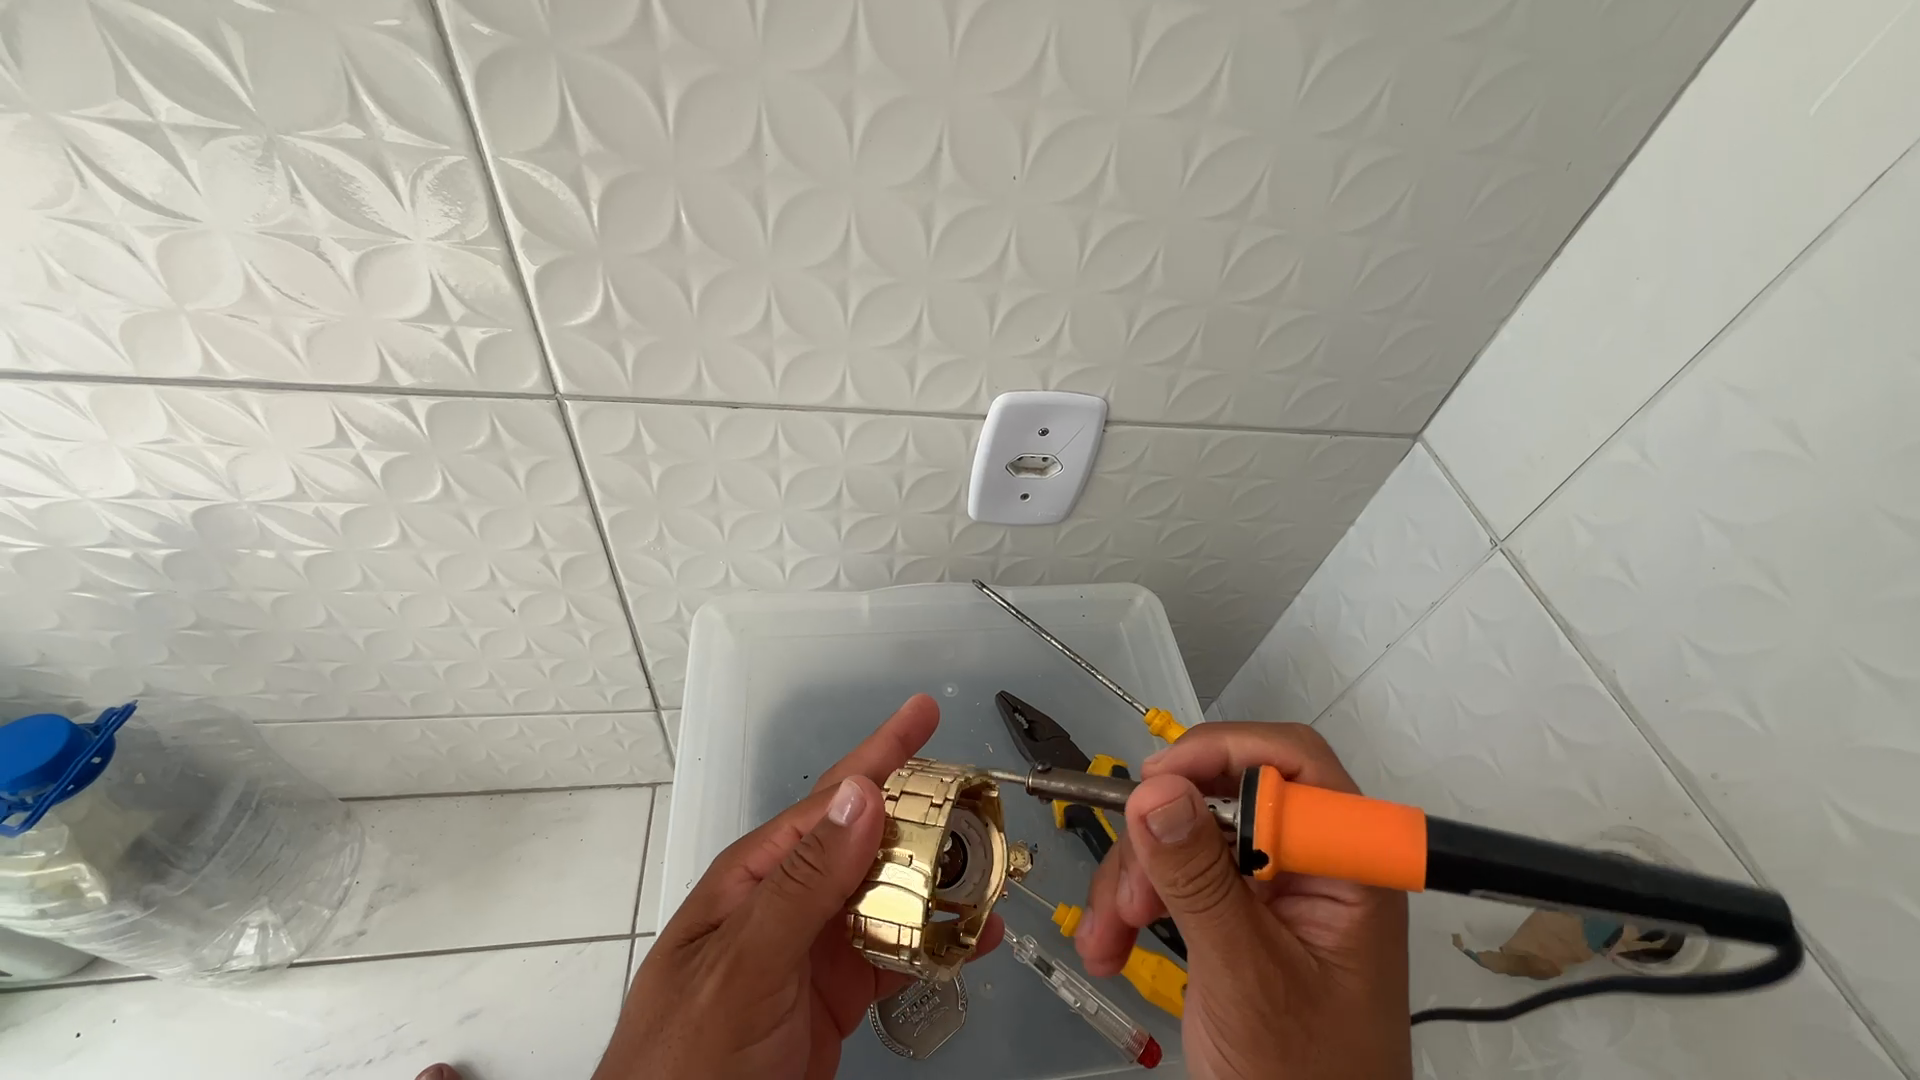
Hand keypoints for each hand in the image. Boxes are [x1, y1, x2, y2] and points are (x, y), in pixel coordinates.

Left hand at [597, 694, 1003, 1079]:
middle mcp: (791, 898)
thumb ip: (804, 882)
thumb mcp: (745, 963)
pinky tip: (972, 938)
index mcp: (760, 874)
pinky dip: (937, 943)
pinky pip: (896, 953)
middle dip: (924, 815)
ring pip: (890, 894)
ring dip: (939, 881)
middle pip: (869, 840)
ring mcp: (815, 946)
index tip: (924, 715)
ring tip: (990, 868)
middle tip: (978, 797)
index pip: (833, 800)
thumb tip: (861, 795)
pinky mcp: (837, 992)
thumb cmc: (688, 1058)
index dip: (882, 755)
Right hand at [1076, 723, 1409, 1079]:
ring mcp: (1266, 887)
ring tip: (1106, 938)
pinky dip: (1130, 903)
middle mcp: (1306, 862)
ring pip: (1182, 833)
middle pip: (1220, 796)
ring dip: (1132, 878)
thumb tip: (1155, 790)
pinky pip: (1171, 874)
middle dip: (1160, 839)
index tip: (1155, 783)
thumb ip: (1200, 882)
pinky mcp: (1230, 910)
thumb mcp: (1245, 977)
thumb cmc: (1300, 1076)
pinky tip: (1109, 944)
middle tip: (1128, 896)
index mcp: (1344, 866)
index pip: (1293, 762)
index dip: (1224, 754)